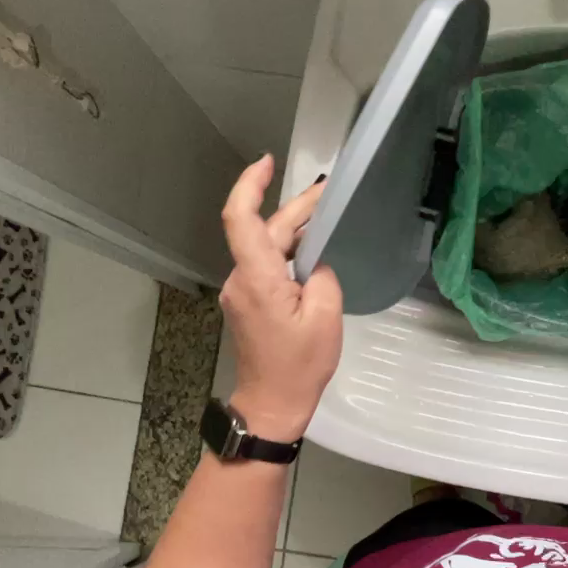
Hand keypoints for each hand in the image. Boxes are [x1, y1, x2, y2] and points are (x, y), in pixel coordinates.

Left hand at [218, 155, 341, 441]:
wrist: (272, 404)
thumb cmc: (299, 366)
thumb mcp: (325, 318)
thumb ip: (322, 277)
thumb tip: (315, 262)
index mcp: (258, 279)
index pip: (241, 218)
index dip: (250, 184)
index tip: (267, 163)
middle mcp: (241, 279)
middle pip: (260, 230)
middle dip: (293, 209)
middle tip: (327, 195)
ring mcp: (240, 292)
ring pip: (263, 248)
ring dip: (292, 231)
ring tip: (325, 218)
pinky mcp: (246, 303)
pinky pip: (264, 266)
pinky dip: (286, 253)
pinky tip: (310, 252)